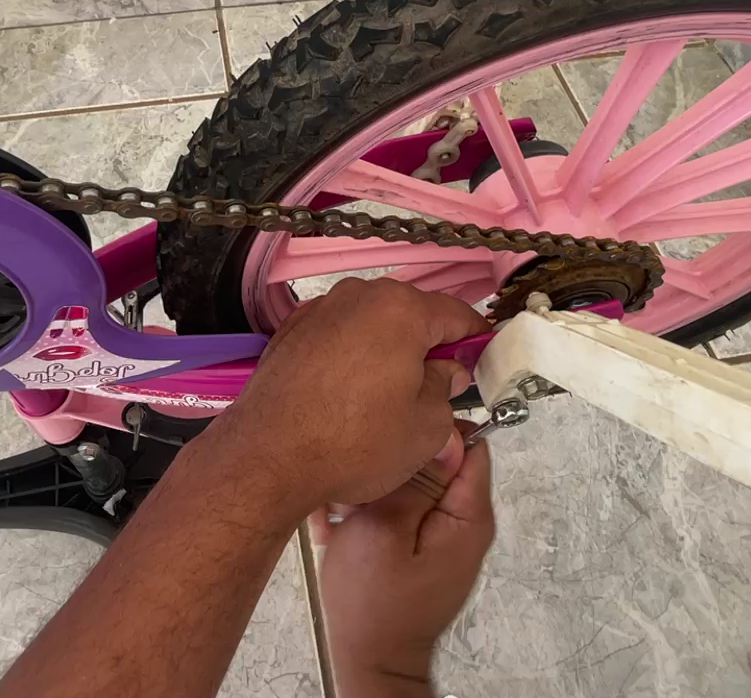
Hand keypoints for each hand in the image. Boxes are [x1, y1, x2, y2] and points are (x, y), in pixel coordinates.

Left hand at [201, 277, 485, 515]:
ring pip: (372, 322)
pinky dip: (352, 353)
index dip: (475, 340)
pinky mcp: (292, 328)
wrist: (268, 454)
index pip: (456, 314)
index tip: (482, 362)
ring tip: (389, 393)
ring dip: (388, 348)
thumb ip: (447, 388)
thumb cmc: (356, 441)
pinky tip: (348, 390)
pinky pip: (338, 333)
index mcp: (401, 308)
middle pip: (411, 314)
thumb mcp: (425, 427)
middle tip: (438, 386)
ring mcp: (321, 308)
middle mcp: (360, 295)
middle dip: (428, 344)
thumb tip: (446, 370)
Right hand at [319, 422, 494, 695]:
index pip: (469, 443)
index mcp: (467, 514)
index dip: (429, 430)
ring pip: (410, 482)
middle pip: (435, 461)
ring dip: (373, 488)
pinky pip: (401, 507)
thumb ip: (417, 481)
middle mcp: (463, 520)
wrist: (368, 662)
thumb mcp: (386, 529)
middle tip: (353, 484)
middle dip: (390, 464)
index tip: (388, 436)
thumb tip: (444, 434)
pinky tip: (341, 524)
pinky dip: (372, 510)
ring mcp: (442, 534)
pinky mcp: (420, 545)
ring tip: (340, 509)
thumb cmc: (373, 599)